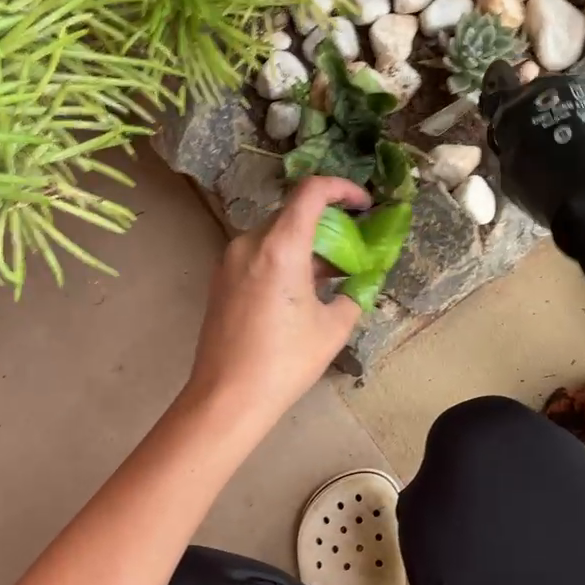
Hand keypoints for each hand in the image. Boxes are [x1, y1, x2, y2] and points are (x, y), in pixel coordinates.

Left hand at [183, 177, 367, 426]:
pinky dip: (283, 259)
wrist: (227, 396)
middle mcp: (249, 243)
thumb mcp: (333, 328)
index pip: (311, 191)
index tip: (363, 205)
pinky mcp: (220, 280)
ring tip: (331, 275)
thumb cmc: (284, 362)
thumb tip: (362, 281)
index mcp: (280, 246)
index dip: (343, 188)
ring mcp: (230, 260)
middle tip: (353, 247)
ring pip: (274, 235)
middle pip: (293, 213)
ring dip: (305, 245)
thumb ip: (353, 293)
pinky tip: (300, 291)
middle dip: (327, 224)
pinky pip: (258, 255)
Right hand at [480, 73, 584, 310]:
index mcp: (518, 105)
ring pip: (583, 99)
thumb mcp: (511, 175)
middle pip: (548, 94)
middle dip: (548, 111)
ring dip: (582, 118)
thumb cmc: (546, 190)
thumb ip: (511, 149)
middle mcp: (555, 86)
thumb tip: (514, 141)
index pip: (504, 93)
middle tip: (553, 140)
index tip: (513, 122)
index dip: (509, 107)